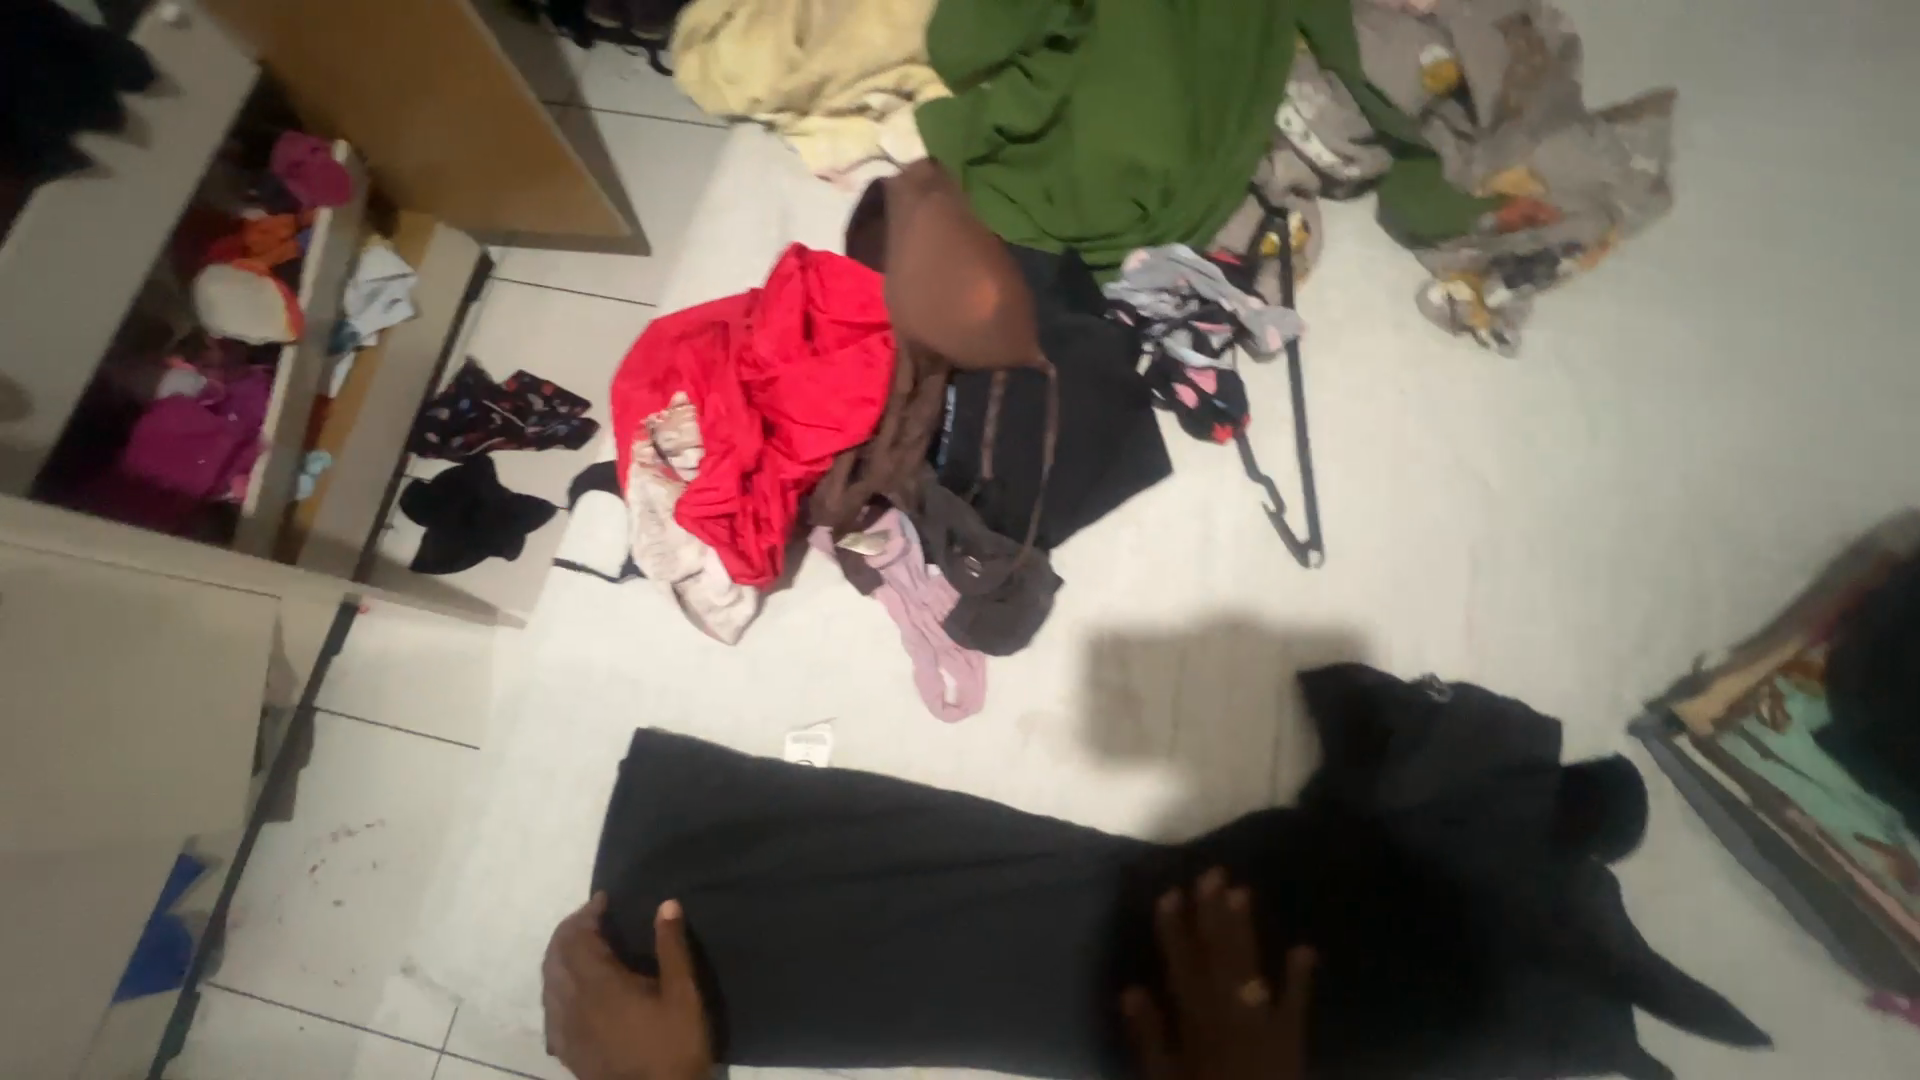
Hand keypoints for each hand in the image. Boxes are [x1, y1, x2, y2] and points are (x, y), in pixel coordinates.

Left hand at [543, 893, 712, 1079]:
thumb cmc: (675, 1044)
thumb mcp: (683, 992)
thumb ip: (672, 946)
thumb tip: (666, 904)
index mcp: (601, 986)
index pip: (578, 939)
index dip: (587, 914)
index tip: (604, 899)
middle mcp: (573, 1005)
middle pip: (556, 957)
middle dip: (570, 929)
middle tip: (594, 915)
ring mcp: (565, 1031)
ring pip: (548, 981)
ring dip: (560, 955)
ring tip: (584, 942)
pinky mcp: (566, 1050)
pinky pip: (549, 1007)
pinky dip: (556, 983)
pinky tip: (574, 987)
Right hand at [1123, 869, 1314, 1079]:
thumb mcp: (1165, 1079)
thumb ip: (1149, 1036)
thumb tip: (1130, 989)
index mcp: (1197, 1022)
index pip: (1181, 964)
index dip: (1174, 928)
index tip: (1170, 892)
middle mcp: (1229, 1014)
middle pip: (1218, 955)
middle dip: (1213, 913)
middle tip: (1212, 873)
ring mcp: (1263, 1023)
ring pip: (1250, 967)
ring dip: (1245, 930)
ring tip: (1242, 891)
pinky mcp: (1291, 1039)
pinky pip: (1297, 1005)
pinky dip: (1300, 978)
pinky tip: (1305, 949)